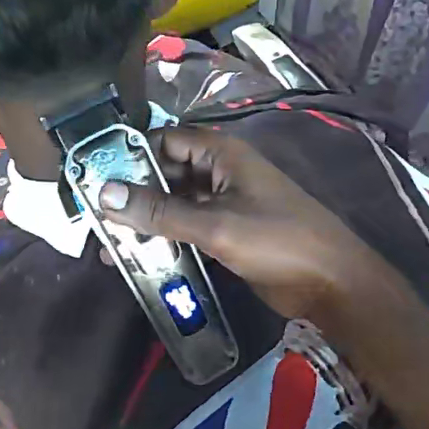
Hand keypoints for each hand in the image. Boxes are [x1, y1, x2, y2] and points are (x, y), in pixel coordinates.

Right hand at [97, 128, 424, 326]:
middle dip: (132, 193)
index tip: (94, 177)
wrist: (334, 286)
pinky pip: (184, 227)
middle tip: (94, 216)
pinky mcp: (225, 231)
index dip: (130, 156)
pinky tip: (136, 257)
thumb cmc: (279, 242)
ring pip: (172, 203)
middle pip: (165, 173)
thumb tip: (104, 194)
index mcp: (221, 153)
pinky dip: (162, 238)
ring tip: (108, 244)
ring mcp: (222, 202)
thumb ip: (159, 211)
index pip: (164, 142)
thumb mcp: (215, 225)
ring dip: (144, 220)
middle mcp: (219, 171)